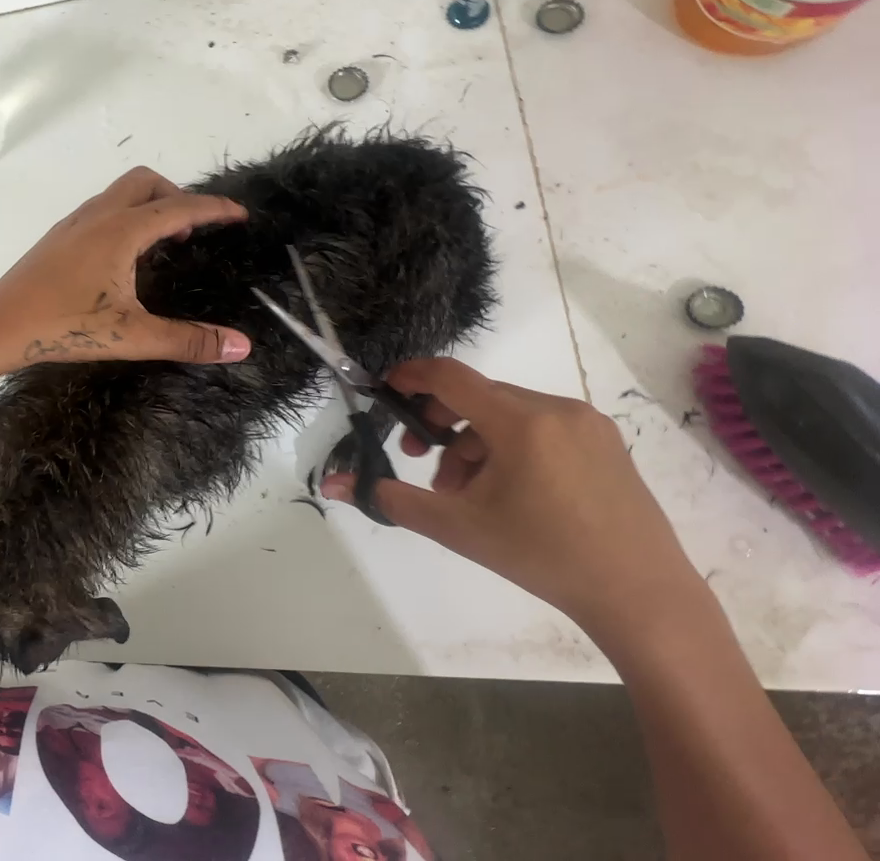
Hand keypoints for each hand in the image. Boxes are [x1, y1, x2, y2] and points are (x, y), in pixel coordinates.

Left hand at [0, 167, 251, 392]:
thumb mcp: (131, 336)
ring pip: (118, 194)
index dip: (214, 208)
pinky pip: (100, 210)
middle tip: (196, 228)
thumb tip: (243, 346)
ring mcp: (71, 225)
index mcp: (120, 231)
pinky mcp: (56, 239)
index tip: (241, 215)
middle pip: (145, 182)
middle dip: (177, 195)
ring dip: (147, 204)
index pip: (179, 207)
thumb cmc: (63, 327)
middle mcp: (96, 217)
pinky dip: (124, 216)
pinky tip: (123, 256)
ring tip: (165, 241)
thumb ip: (187, 339)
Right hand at [322, 358, 704, 637]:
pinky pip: (539, 428)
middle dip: (438, 425)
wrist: (642, 597)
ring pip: (506, 415)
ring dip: (471, 443)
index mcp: (522, 423)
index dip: (410, 376)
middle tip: (419, 462)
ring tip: (466, 492)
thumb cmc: (542, 556)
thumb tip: (333, 485)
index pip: (451, 377)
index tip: (383, 389)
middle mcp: (558, 411)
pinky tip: (505, 492)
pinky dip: (507, 448)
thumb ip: (389, 497)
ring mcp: (588, 427)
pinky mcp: (606, 446)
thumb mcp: (455, 527)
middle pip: (476, 396)